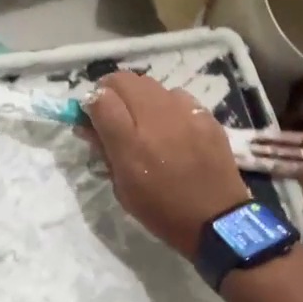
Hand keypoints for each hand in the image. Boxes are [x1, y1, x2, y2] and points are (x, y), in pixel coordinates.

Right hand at [85, 72, 251, 255]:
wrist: (217, 221)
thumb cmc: (161, 211)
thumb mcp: (122, 188)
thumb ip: (103, 151)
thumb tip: (85, 125)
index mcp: (130, 145)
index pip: (100, 99)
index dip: (91, 103)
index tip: (91, 115)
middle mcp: (155, 122)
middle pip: (124, 80)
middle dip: (112, 90)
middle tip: (113, 109)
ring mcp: (184, 116)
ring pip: (151, 84)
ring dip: (139, 96)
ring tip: (143, 117)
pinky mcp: (206, 117)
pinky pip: (178, 96)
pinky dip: (166, 104)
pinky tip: (171, 124)